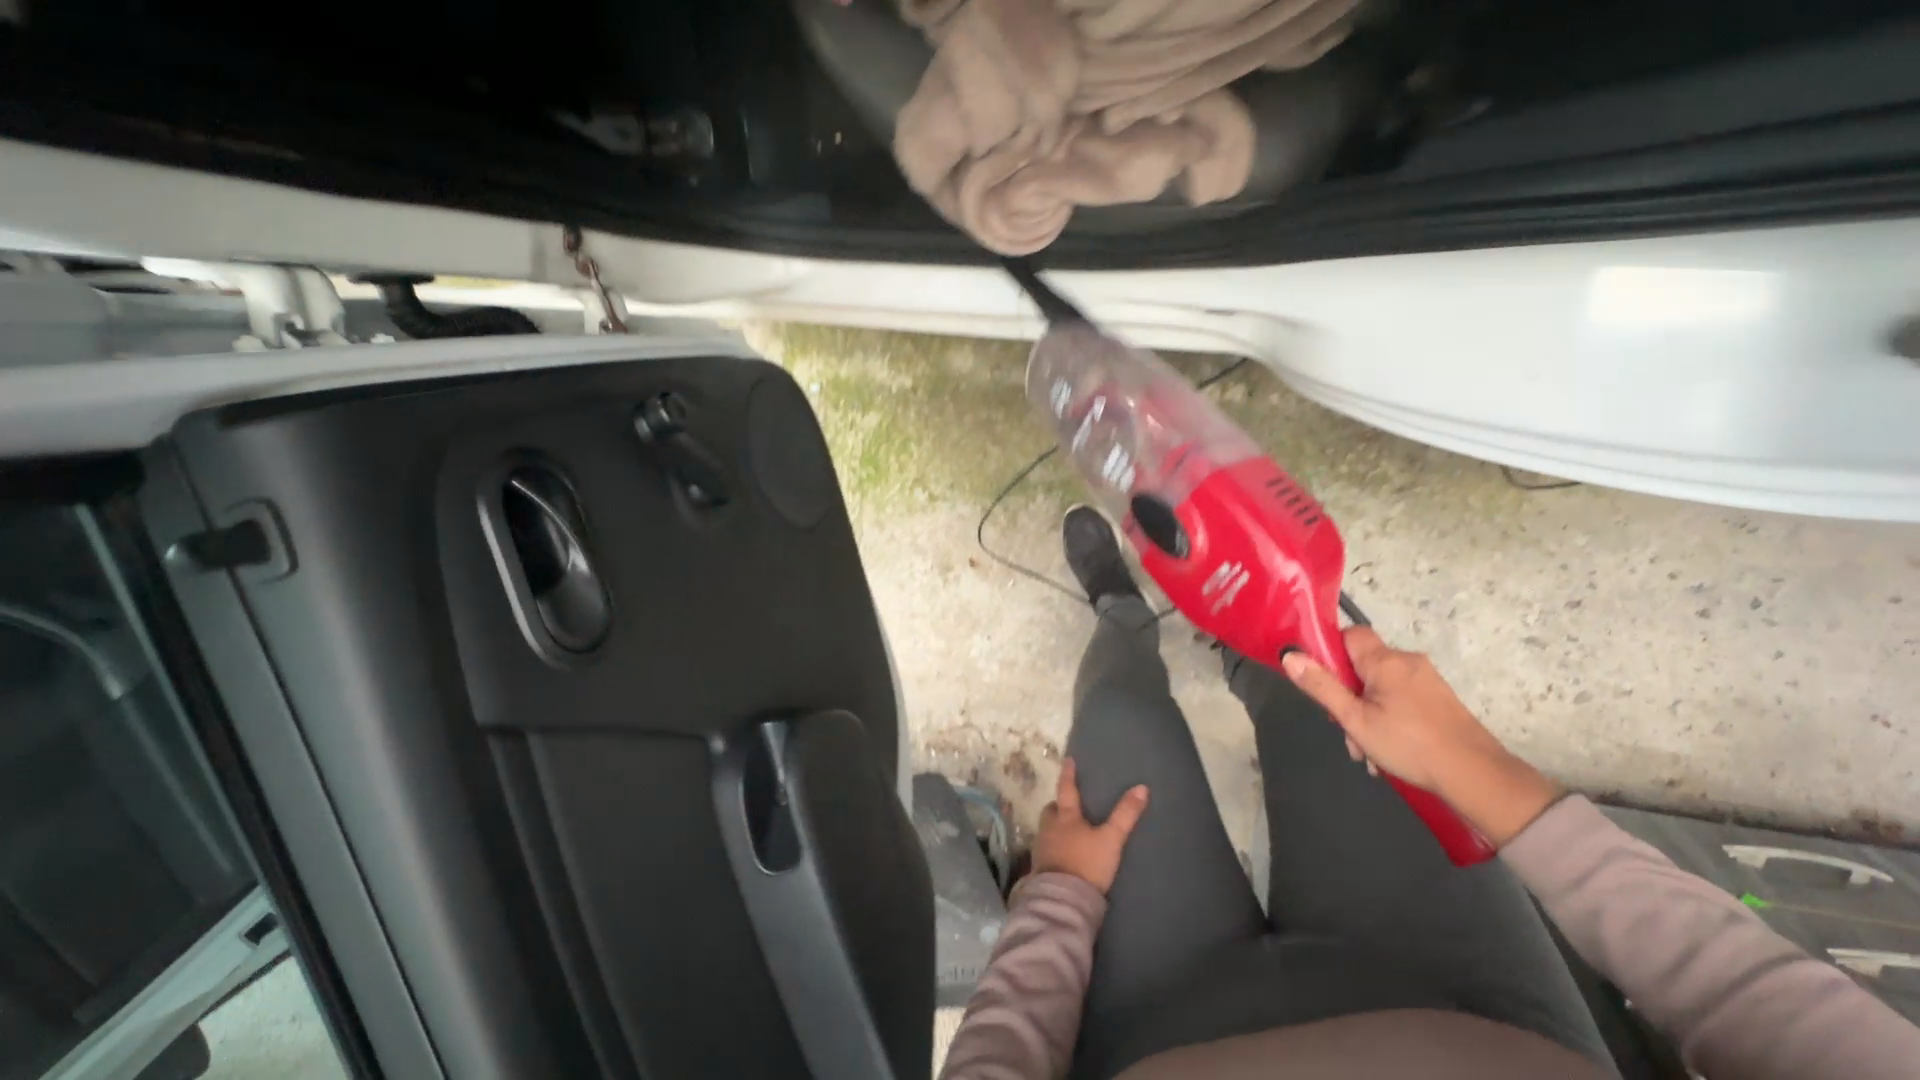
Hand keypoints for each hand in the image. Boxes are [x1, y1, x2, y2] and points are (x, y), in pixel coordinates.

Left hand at [1032, 759, 1148, 893]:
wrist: (1063, 898)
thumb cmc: (1087, 863)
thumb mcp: (1111, 839)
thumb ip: (1125, 815)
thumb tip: (1142, 788)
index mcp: (1066, 817)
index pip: (1066, 789)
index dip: (1068, 774)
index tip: (1067, 760)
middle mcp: (1050, 828)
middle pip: (1051, 810)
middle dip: (1058, 806)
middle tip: (1067, 805)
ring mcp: (1042, 848)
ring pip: (1047, 829)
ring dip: (1055, 827)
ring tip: (1068, 831)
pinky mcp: (1040, 867)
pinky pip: (1046, 849)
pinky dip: (1054, 846)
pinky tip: (1064, 854)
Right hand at [1281, 627, 1561, 845]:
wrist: (1475, 774)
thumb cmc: (1409, 744)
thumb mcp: (1355, 719)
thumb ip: (1322, 687)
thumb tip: (1289, 655)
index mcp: (1386, 661)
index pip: (1350, 634)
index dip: (1333, 652)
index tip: (1326, 683)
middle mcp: (1408, 661)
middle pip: (1364, 665)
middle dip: (1349, 696)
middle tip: (1346, 730)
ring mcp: (1428, 680)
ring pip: (1382, 686)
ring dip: (1368, 713)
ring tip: (1368, 752)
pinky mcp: (1440, 699)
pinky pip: (1402, 698)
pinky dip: (1389, 717)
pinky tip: (1389, 751)